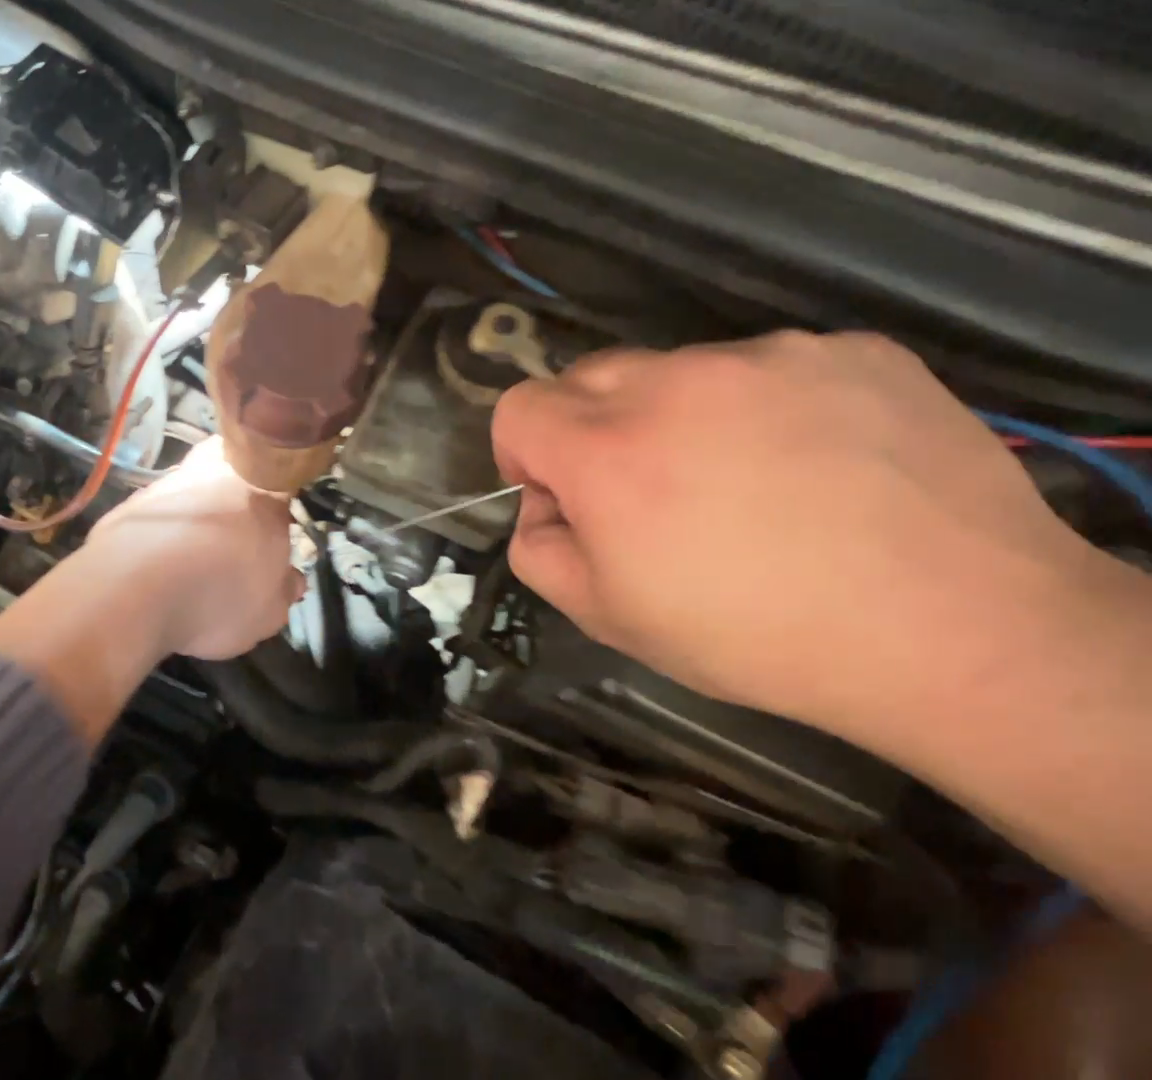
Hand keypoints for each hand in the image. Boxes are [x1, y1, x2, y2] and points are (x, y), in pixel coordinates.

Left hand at [85, 439, 304, 659]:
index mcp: (265, 493)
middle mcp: (219, 472)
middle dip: (235, 499)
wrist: (131, 590)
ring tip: (190, 560)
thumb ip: (282, 592)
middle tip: (235, 539)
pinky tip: (158, 564)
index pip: (283, 479)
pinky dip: (162, 533)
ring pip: (192, 491)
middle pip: (234, 473)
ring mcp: (171, 482)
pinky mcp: (131, 501)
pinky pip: (158, 514)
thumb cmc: (218, 597)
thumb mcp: (267, 613)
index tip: (277, 526)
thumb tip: (291, 580)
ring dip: (194, 517)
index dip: (281, 500)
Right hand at [490, 329, 1139, 729]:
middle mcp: (678, 383)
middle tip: (647, 495)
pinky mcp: (853, 352)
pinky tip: (816, 468)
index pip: (519, 408)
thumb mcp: (609, 619)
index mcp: (607, 452)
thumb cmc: (756, 636)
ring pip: (683, 370)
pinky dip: (768, 407)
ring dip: (683, 416)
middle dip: (591, 429)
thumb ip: (539, 551)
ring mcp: (772, 357)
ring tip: (747, 485)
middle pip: (590, 376)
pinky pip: (772, 367)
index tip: (560, 496)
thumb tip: (545, 507)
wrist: (954, 628)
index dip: (523, 454)